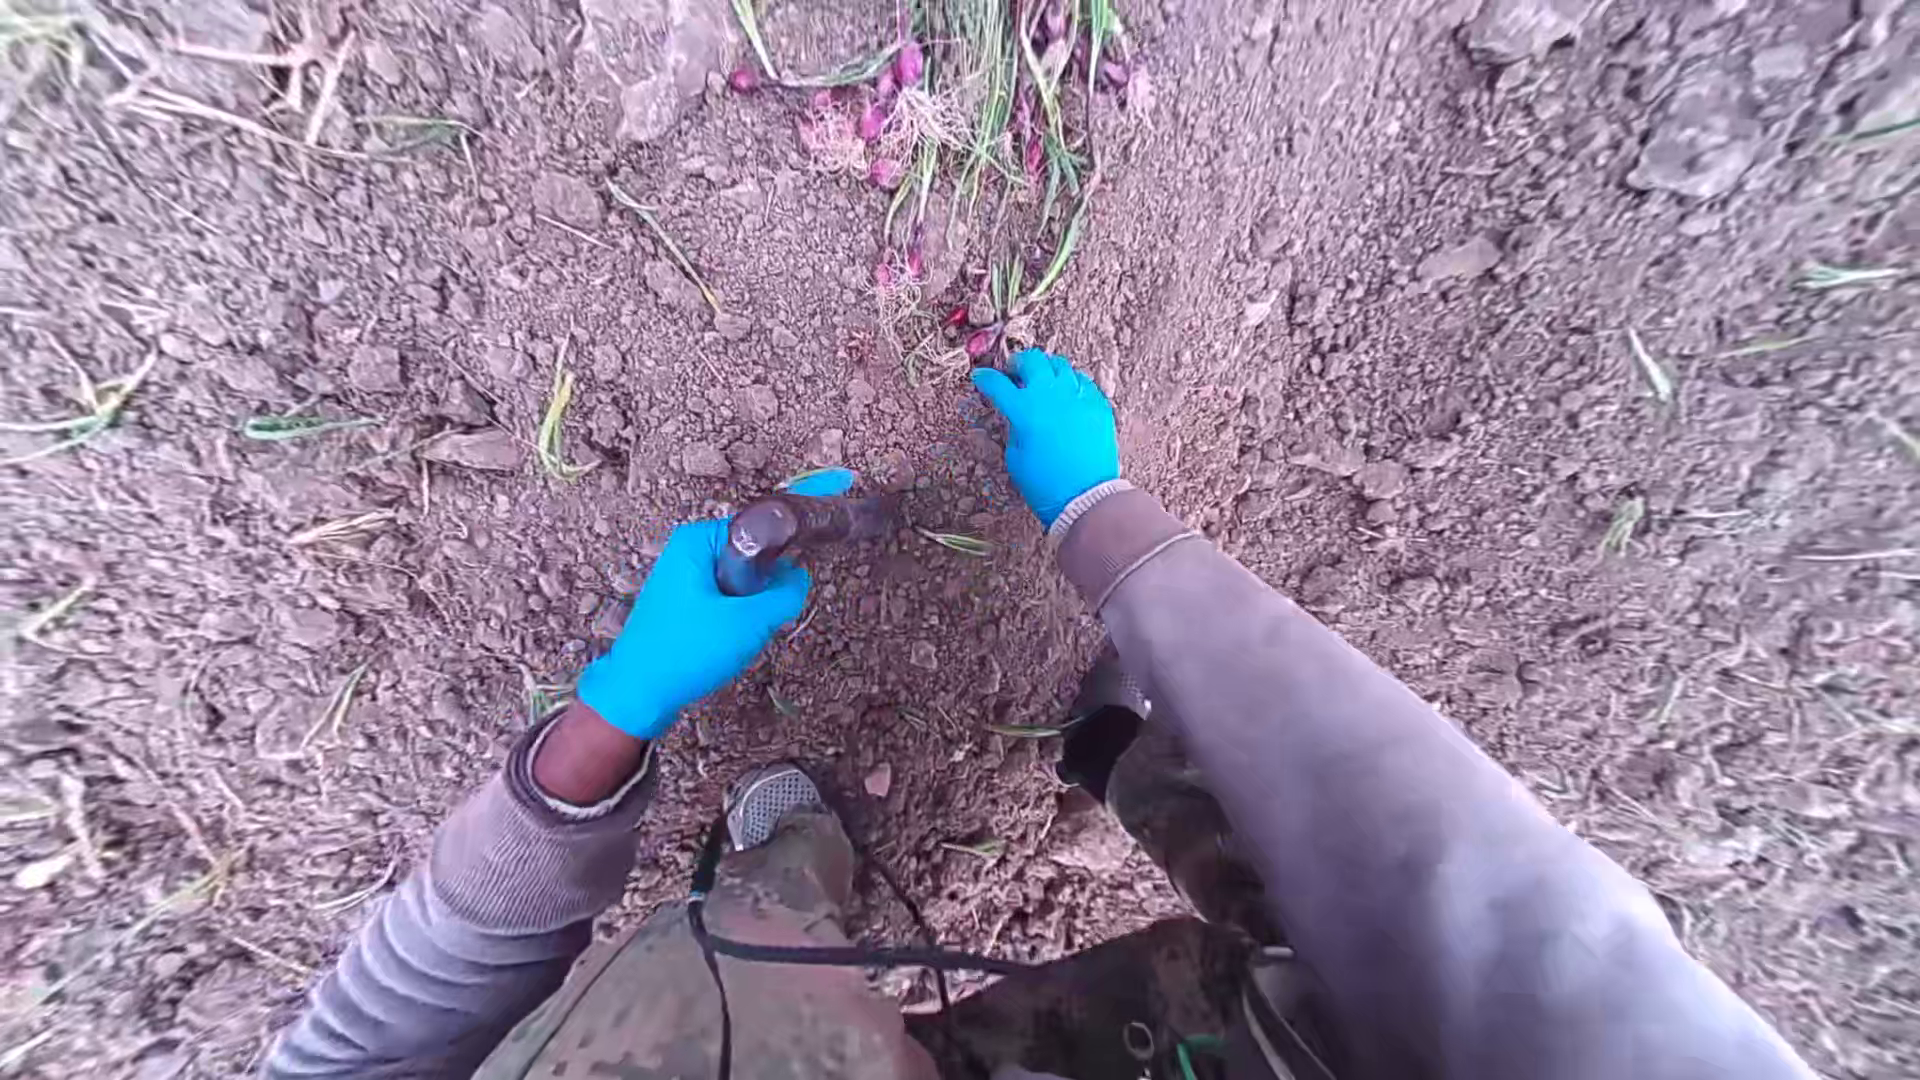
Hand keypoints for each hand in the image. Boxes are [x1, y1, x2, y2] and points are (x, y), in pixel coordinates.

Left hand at [576, 468, 853, 737]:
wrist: (637, 696)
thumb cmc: (688, 651)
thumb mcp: (749, 622)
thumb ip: (785, 593)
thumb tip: (799, 577)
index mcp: (699, 540)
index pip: (760, 521)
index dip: (794, 530)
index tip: (826, 522)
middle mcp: (690, 549)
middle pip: (754, 551)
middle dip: (772, 579)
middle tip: (774, 610)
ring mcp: (685, 575)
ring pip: (744, 576)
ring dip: (758, 599)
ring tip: (751, 629)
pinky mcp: (686, 600)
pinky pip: (730, 593)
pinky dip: (743, 610)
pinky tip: (738, 637)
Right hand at [970, 347, 1119, 526]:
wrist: (1085, 498)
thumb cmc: (1046, 485)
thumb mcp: (1016, 458)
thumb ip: (1014, 428)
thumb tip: (1017, 415)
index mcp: (1025, 411)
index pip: (998, 384)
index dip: (986, 379)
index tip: (982, 379)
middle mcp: (1051, 396)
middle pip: (1031, 361)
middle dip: (1017, 364)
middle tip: (1014, 373)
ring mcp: (1077, 397)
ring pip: (1058, 365)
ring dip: (1045, 369)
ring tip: (1041, 381)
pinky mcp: (1098, 404)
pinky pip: (1082, 381)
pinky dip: (1069, 382)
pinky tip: (1065, 394)